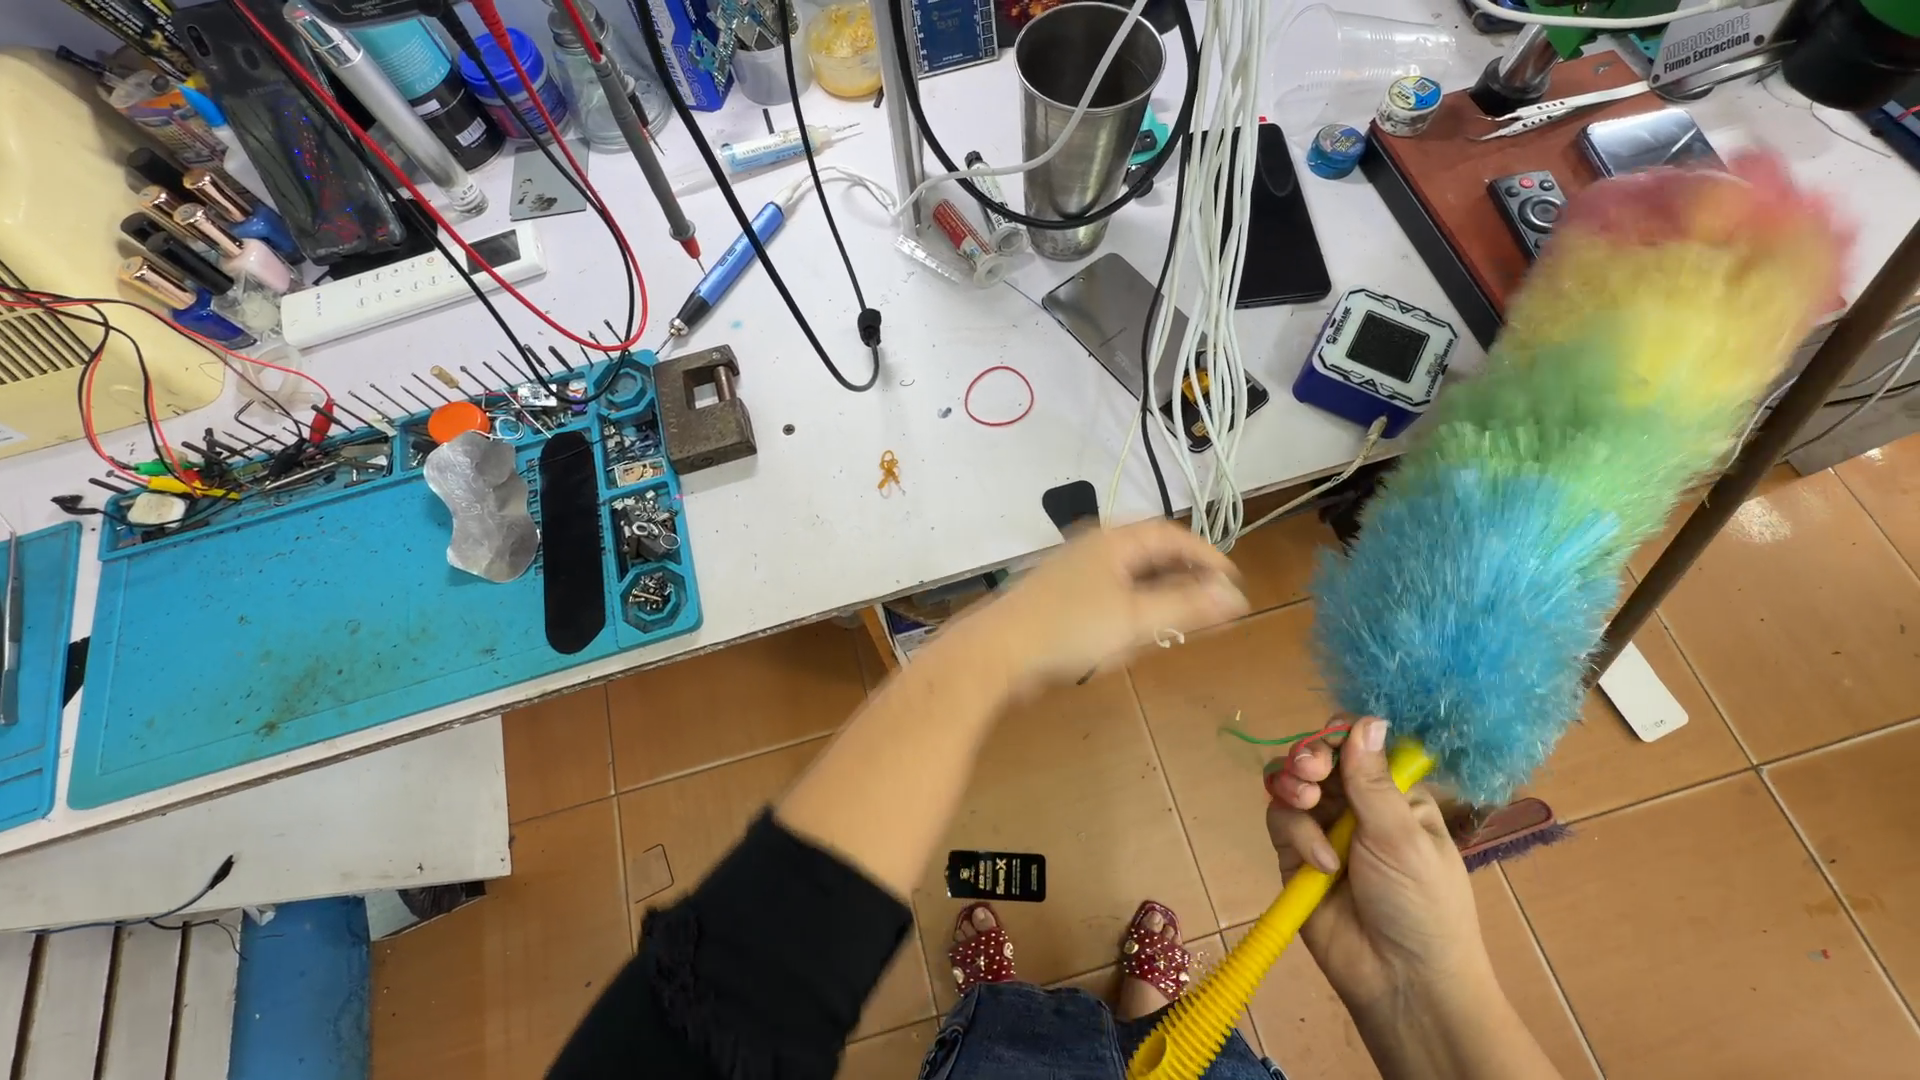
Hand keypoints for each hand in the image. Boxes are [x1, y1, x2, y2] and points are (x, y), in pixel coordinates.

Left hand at [952, 521, 1247, 689]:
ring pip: (1129, 574)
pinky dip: (1134, 606)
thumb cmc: (1069, 630)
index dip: (1205, 555)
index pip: (1171, 535)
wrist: (997, 652)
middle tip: (1211, 600)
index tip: (1231, 580)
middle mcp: (1093, 547)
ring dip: (1160, 592)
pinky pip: (1110, 592)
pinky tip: (1138, 630)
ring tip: (1183, 618)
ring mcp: (1074, 571)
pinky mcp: (1061, 597)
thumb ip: (1187, 607)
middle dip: (1184, 574)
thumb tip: (1235, 596)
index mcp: (1113, 541)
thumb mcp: (1135, 620)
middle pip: (1150, 552)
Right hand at [1264, 717, 1493, 1018]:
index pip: (1359, 747)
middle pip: (1317, 758)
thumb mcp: (1403, 836)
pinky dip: (1297, 834)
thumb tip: (1369, 716)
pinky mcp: (1294, 854)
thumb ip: (1373, 779)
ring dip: (1294, 787)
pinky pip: (1280, 820)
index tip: (1331, 737)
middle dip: (1308, 757)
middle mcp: (1356, 805)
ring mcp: (1322, 829)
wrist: (1399, 980)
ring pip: (1291, 784)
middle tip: (1311, 770)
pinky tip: (1321, 862)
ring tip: (1306, 804)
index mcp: (1394, 795)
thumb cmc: (1421, 903)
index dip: (1340, 736)